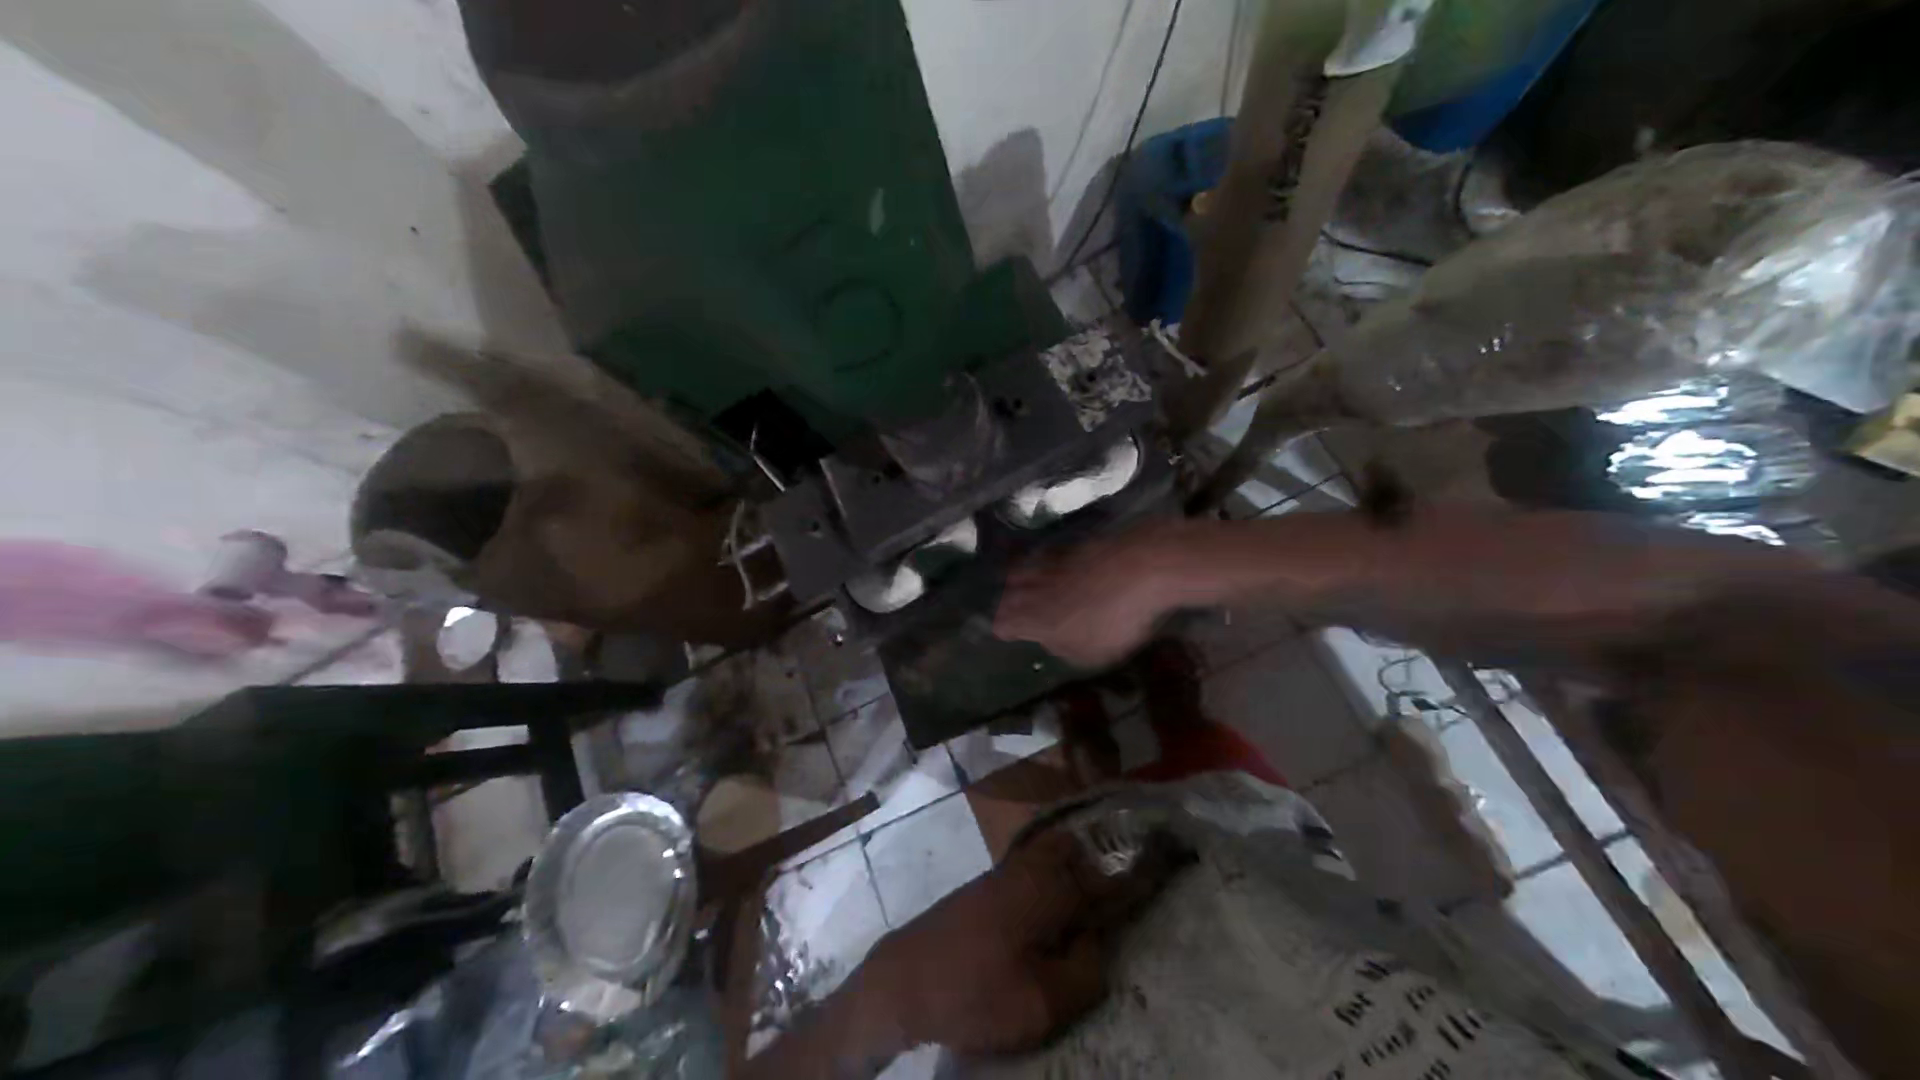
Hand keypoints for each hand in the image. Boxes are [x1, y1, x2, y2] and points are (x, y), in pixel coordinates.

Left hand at [853, 827, 1187, 1057]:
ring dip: (1077, 872)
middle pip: (1077, 850)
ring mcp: (1004, 874)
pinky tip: (1055, 917)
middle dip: (1104, 863)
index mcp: (1048, 890)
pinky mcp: (987, 888)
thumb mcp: (1041, 1002)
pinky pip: (1033, 871)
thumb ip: (1085, 971)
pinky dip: (1053, 881)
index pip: (1107, 878)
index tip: (1171, 859)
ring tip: (1093, 909)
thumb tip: (1100, 942)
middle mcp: (1028, 869)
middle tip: (1123, 895)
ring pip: (1053, 857)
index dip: (1141, 873)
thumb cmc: (972, 991)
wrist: (901, 979)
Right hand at [993, 522, 1184, 667]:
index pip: (1003, 623)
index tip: (1008, 633)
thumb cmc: (1116, 620)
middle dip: (1008, 603)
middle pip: (1008, 593)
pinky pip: (1050, 555)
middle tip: (1015, 609)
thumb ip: (1064, 649)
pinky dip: (1048, 562)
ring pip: (1024, 568)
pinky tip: (1059, 568)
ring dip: (1022, 578)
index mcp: (1035, 619)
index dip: (1005, 629)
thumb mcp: (1092, 653)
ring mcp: (1053, 562)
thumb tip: (1051, 639)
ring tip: (1030, 585)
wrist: (1140, 566)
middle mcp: (1034, 588)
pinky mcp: (1073, 544)